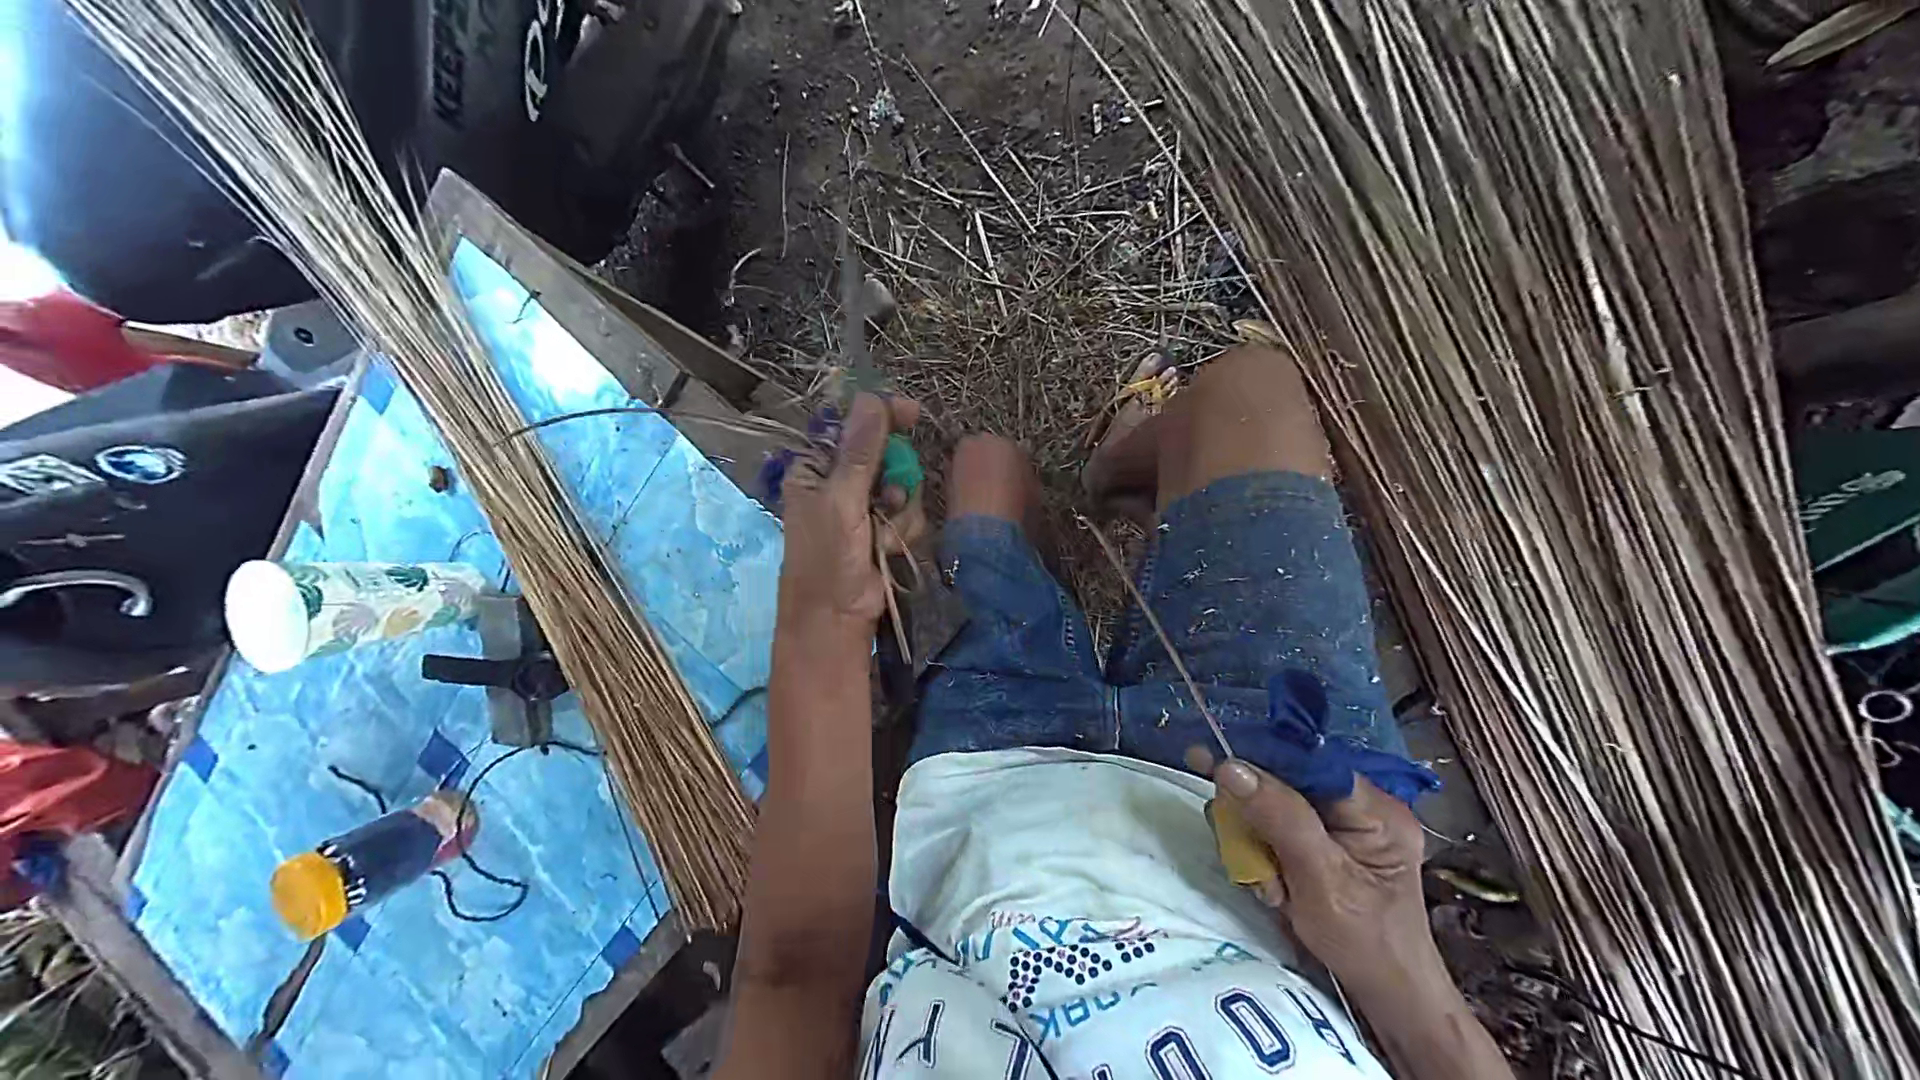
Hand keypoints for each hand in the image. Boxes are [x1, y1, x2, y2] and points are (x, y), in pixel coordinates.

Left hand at [776, 393, 920, 638]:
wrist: (837, 619)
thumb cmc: (826, 559)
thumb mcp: (840, 500)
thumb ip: (859, 452)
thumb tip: (871, 399)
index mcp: (816, 469)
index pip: (851, 428)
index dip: (880, 417)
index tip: (910, 413)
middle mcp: (841, 483)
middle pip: (885, 456)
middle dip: (892, 480)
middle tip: (886, 500)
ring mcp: (866, 507)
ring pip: (903, 487)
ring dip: (897, 513)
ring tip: (878, 539)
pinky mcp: (887, 530)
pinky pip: (910, 513)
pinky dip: (903, 532)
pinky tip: (886, 550)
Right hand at [1194, 751, 1443, 998]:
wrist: (1388, 997)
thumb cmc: (1364, 943)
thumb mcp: (1320, 880)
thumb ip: (1279, 818)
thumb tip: (1231, 766)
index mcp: (1374, 808)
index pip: (1306, 760)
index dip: (1257, 756)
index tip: (1207, 758)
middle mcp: (1359, 805)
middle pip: (1285, 780)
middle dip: (1252, 810)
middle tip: (1230, 834)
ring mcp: (1341, 823)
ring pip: (1273, 802)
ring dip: (1254, 837)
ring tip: (1265, 881)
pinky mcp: (1322, 840)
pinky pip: (1276, 824)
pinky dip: (1261, 848)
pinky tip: (1269, 879)